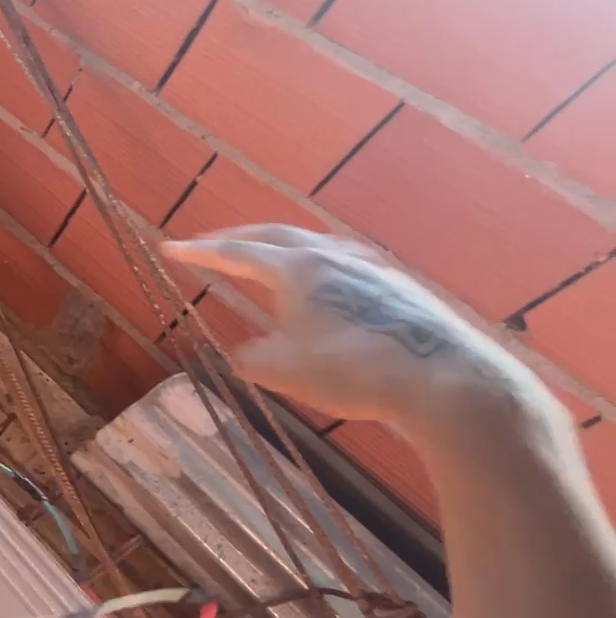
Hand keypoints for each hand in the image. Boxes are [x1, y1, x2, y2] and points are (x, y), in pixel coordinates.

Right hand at [162, 224, 537, 433]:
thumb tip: (245, 351)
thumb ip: (248, 355)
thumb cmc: (350, 371)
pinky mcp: (398, 287)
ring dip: (280, 246)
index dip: (197, 252)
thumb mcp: (277, 370)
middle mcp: (331, 257)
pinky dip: (312, 262)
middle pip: (275, 234)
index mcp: (295, 269)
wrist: (448, 382)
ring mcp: (371, 268)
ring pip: (314, 243)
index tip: (169, 247)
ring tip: (263, 256)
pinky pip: (341, 261)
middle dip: (236, 237)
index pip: (234, 254)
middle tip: (208, 243)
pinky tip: (316, 281)